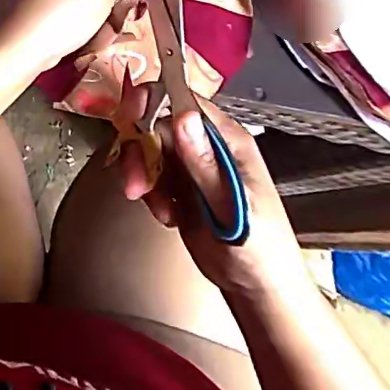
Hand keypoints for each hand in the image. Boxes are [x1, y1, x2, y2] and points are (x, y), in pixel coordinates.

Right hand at [120, 93, 313, 300]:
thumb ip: (204, 162)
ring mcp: (193, 166)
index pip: (184, 100)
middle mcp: (208, 146)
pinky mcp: (181, 187)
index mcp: (228, 140)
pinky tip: (166, 215)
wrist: (259, 289)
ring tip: (152, 204)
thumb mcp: (232, 205)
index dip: (153, 100)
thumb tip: (182, 116)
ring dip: (141, 173)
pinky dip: (149, 192)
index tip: (128, 115)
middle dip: (140, 149)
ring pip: (151, 149)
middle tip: (136, 182)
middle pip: (158, 124)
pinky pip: (152, 175)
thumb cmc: (260, 247)